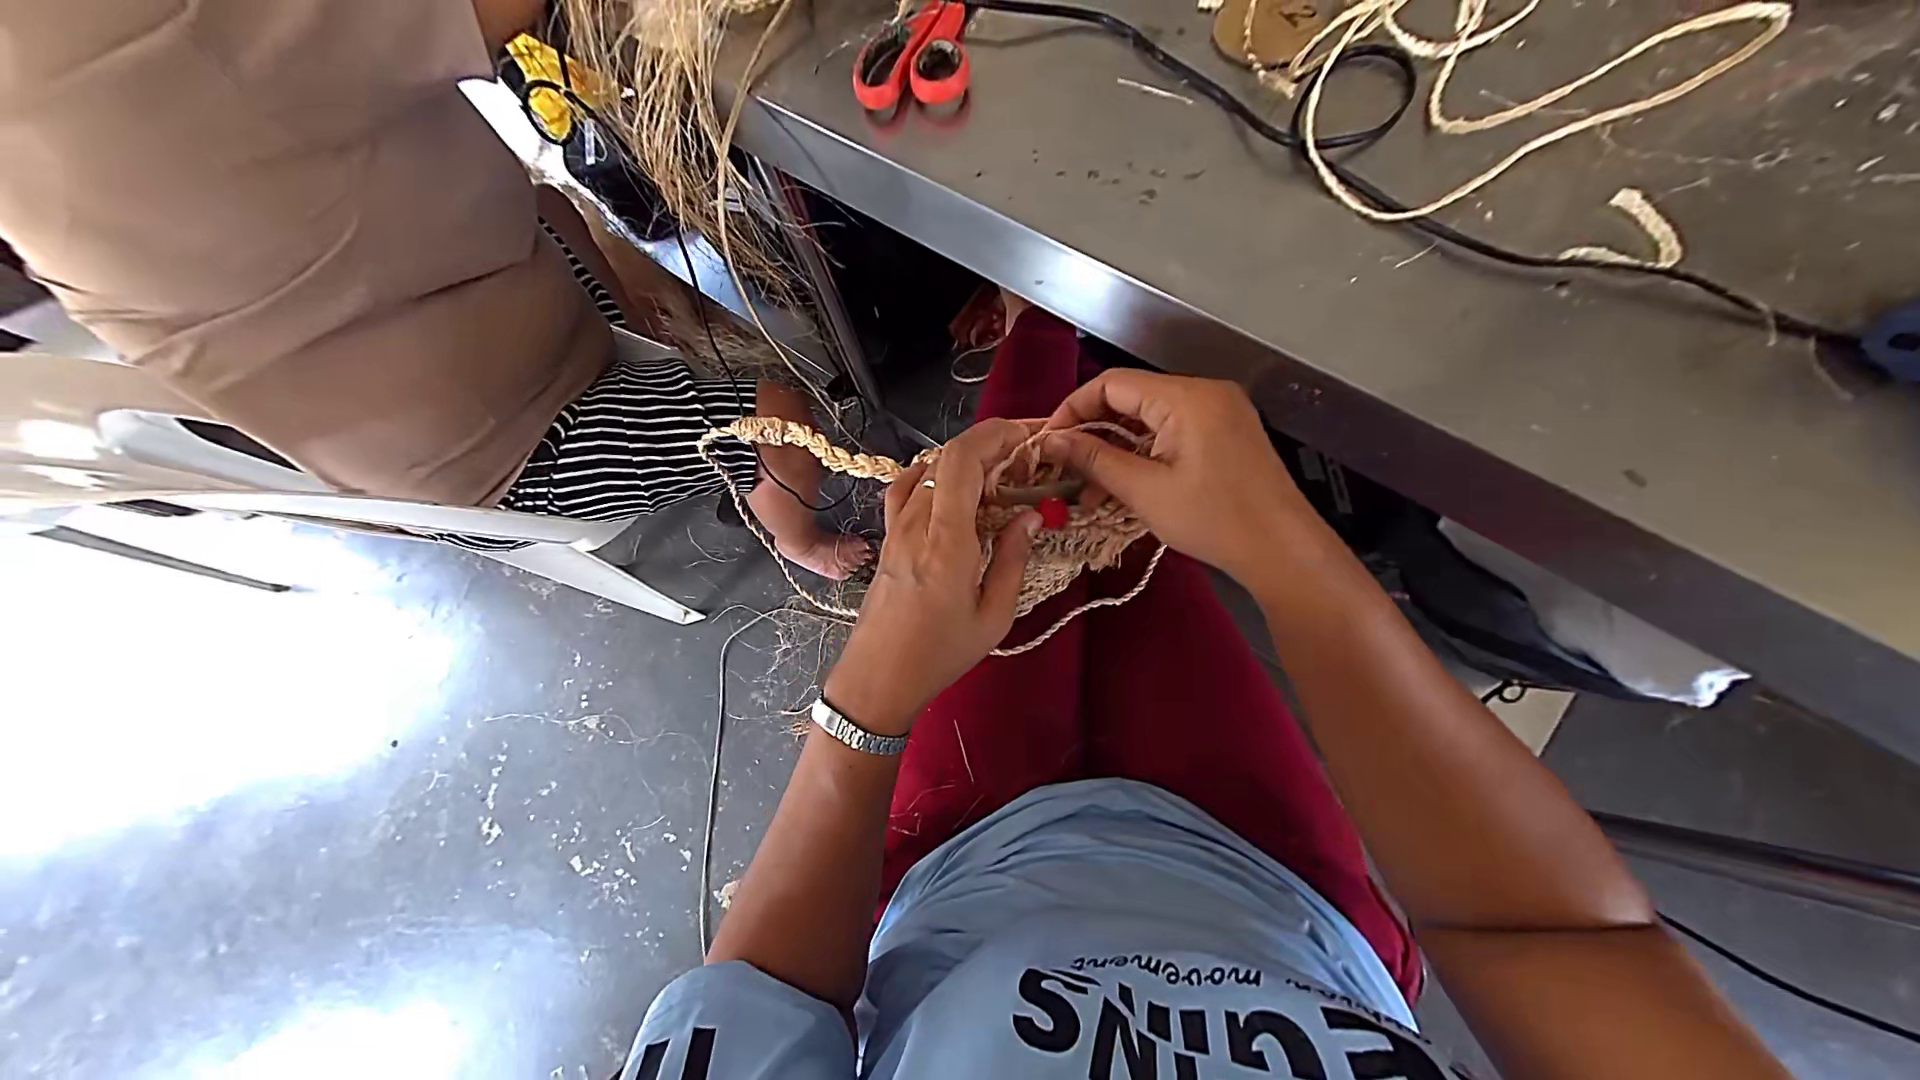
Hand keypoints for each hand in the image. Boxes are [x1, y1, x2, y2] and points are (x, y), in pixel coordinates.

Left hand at [822, 419, 1041, 735]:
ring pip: (927, 467)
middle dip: (989, 443)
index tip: (1029, 438)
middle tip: (1023, 461)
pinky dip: (934, 474)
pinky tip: (954, 491)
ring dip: (964, 460)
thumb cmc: (940, 653)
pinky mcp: (887, 537)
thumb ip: (1013, 558)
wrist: (878, 677)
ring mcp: (895, 528)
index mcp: (946, 540)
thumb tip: (1030, 514)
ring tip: (996, 476)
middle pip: (946, 456)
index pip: (962, 460)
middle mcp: (916, 523)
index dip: (996, 434)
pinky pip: (907, 488)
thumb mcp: (994, 615)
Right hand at [1039, 370, 1323, 588]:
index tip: (1049, 442)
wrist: (1281, 549)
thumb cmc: (1214, 519)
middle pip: (1131, 398)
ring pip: (1149, 420)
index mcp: (1186, 397)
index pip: (1112, 383)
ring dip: (1116, 449)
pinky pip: (1171, 433)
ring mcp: (1218, 411)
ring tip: (1091, 490)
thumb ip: (1094, 459)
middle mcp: (1204, 392)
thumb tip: (1051, 441)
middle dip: (1093, 433)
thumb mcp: (1144, 490)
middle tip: (1065, 467)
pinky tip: (1123, 486)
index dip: (1073, 409)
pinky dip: (1144, 455)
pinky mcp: (1225, 432)